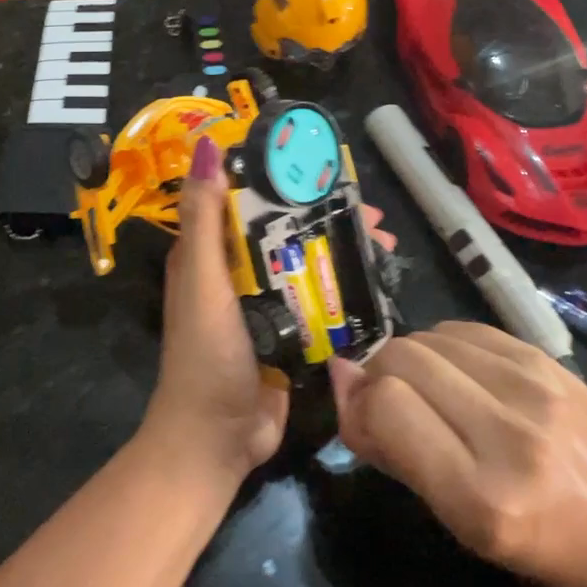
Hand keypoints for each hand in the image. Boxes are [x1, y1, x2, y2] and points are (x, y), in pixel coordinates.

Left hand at [143, 137, 398, 479]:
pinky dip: (345, 284)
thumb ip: (203, 220)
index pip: (244, 199)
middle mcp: (235, 273)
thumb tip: (206, 146)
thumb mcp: (201, 281)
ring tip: (385, 240)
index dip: (282, 179)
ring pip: (306, 260)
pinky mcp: (290, 334)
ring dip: (341, 246)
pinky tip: (379, 279)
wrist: (218, 440)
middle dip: (324, 214)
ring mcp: (265, 305)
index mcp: (207, 255)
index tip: (324, 169)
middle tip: (372, 212)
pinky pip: (319, 298)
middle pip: (283, 229)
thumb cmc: (206, 356)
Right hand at [331, 321, 586, 586]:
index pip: (386, 405)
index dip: (359, 405)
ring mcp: (534, 388)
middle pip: (401, 359)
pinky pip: (462, 329)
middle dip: (378, 376)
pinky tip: (457, 375)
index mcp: (482, 497)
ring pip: (427, 337)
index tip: (361, 419)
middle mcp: (510, 434)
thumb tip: (340, 379)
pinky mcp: (548, 360)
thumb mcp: (461, 525)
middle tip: (390, 405)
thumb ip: (392, 452)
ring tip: (428, 392)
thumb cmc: (547, 547)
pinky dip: (442, 346)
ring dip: (409, 360)